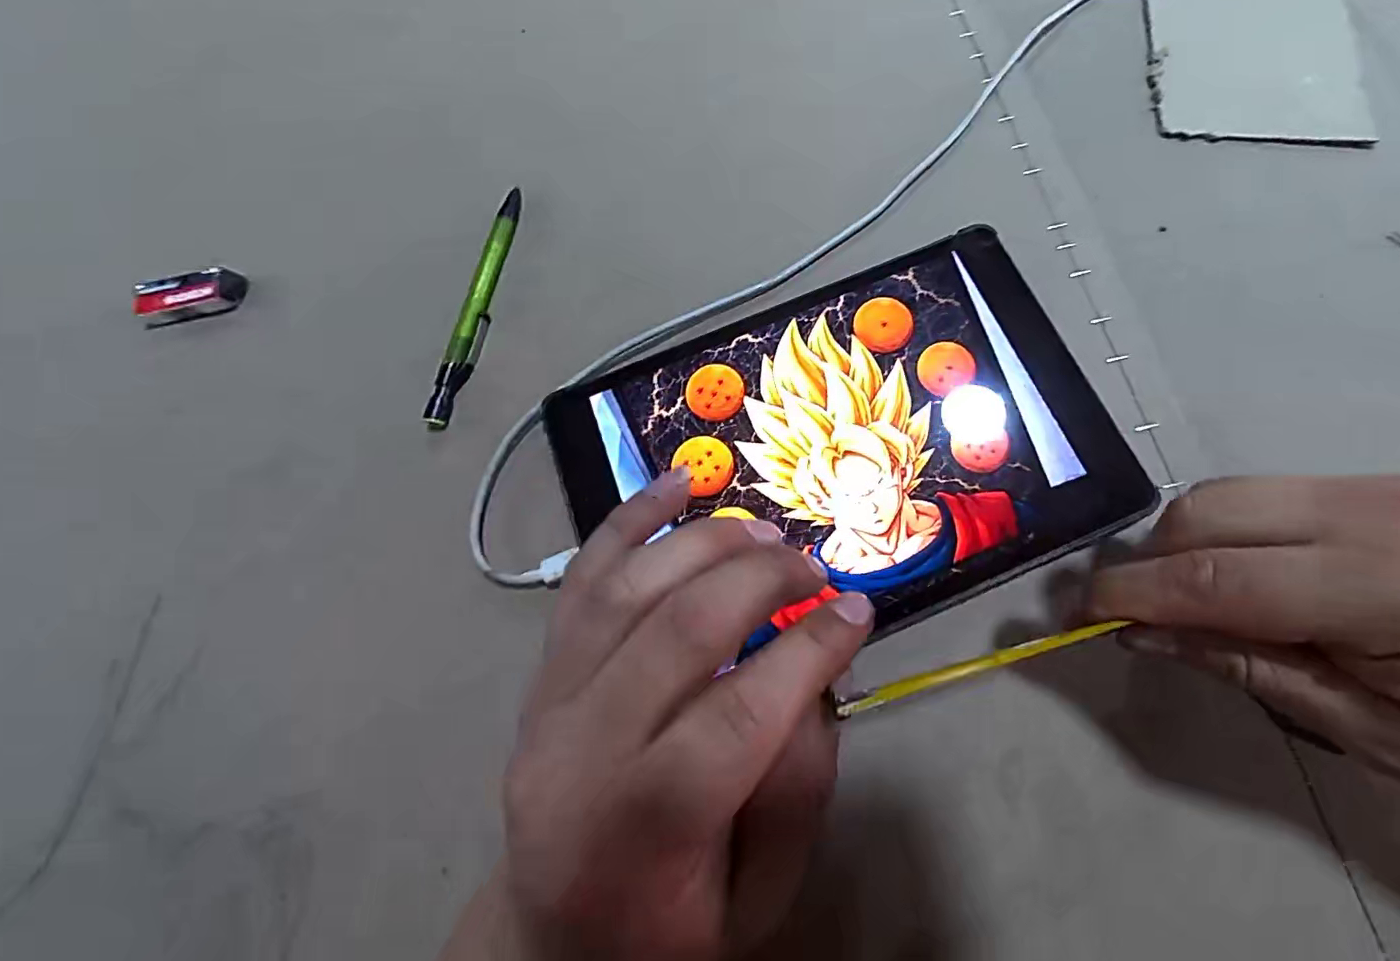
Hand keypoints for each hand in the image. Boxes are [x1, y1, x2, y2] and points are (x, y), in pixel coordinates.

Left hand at [441, 467, 872, 960]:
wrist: (551, 927)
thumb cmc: (669, 924)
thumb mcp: (757, 896)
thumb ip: (795, 791)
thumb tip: (812, 678)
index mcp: (640, 831)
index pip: (736, 717)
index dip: (807, 654)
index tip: (857, 612)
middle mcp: (580, 751)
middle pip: (678, 633)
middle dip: (760, 582)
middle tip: (813, 569)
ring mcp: (549, 699)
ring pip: (628, 589)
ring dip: (704, 543)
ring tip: (763, 534)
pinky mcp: (542, 668)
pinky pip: (584, 577)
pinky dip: (632, 521)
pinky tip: (677, 483)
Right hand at [1088, 475, 1399, 843]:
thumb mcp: (1381, 736)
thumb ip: (1251, 670)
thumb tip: (1145, 634)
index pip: (1220, 577)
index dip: (1134, 593)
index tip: (1079, 614)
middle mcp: (1390, 513)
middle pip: (1210, 513)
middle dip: (1150, 562)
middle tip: (1133, 614)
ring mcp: (1393, 486)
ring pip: (1230, 493)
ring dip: (1184, 543)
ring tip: (1190, 598)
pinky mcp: (1394, 482)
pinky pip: (1271, 494)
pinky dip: (1230, 530)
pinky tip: (1250, 574)